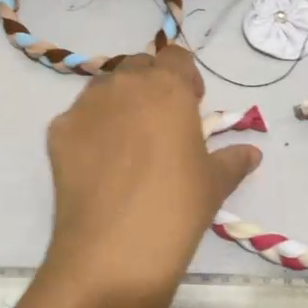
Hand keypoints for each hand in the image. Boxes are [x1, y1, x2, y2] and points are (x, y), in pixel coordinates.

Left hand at [43, 46, 260, 292]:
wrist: (111, 250)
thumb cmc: (175, 209)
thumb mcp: (213, 184)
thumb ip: (232, 160)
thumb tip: (250, 153)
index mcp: (166, 88)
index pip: (176, 56)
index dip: (186, 77)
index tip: (192, 105)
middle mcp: (123, 85)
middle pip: (138, 67)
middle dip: (150, 86)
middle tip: (161, 125)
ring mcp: (84, 105)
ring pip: (104, 89)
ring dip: (118, 103)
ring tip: (128, 145)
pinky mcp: (57, 131)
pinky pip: (77, 118)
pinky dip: (89, 130)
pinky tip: (98, 166)